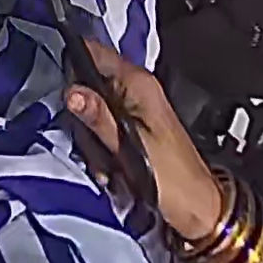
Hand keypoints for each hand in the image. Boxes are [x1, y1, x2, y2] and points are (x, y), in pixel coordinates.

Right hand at [64, 38, 223, 241]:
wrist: (199, 209)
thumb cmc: (171, 178)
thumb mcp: (129, 149)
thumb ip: (98, 117)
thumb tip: (71, 92)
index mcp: (138, 82)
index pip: (96, 53)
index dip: (74, 67)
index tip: (63, 94)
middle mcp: (137, 86)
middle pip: (91, 81)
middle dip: (83, 112)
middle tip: (89, 143)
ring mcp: (136, 104)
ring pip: (96, 104)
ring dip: (92, 134)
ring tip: (103, 161)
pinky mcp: (134, 122)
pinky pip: (106, 121)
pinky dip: (101, 142)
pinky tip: (108, 165)